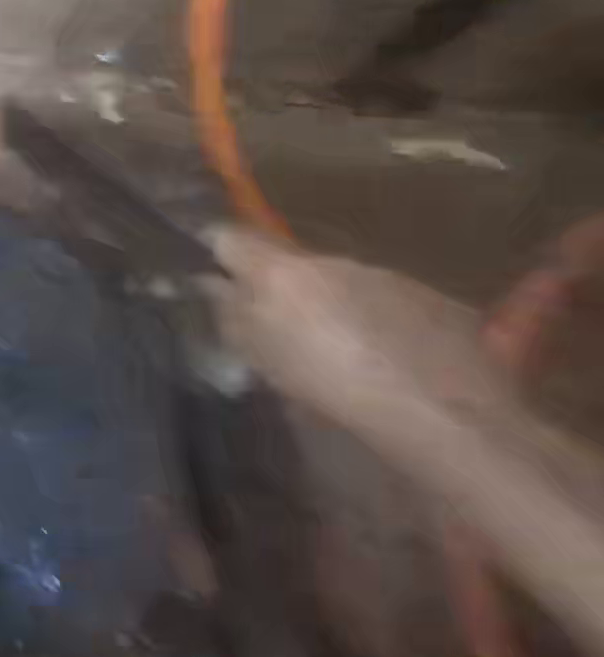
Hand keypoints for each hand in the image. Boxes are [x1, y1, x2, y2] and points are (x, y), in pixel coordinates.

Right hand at [203, 225, 496, 428]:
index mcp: (279, 270)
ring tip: (341, 347)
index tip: (208, 269)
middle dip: (279, 285)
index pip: (227, 236)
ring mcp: (390, 277)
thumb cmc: (329, 384)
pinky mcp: (440, 301)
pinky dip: (380, 321)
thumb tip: (209, 282)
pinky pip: (391, 301)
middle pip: (289, 262)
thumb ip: (226, 309)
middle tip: (278, 324)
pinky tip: (389, 359)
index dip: (213, 248)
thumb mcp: (256, 353)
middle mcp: (332, 261)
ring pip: (341, 281)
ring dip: (330, 303)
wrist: (450, 420)